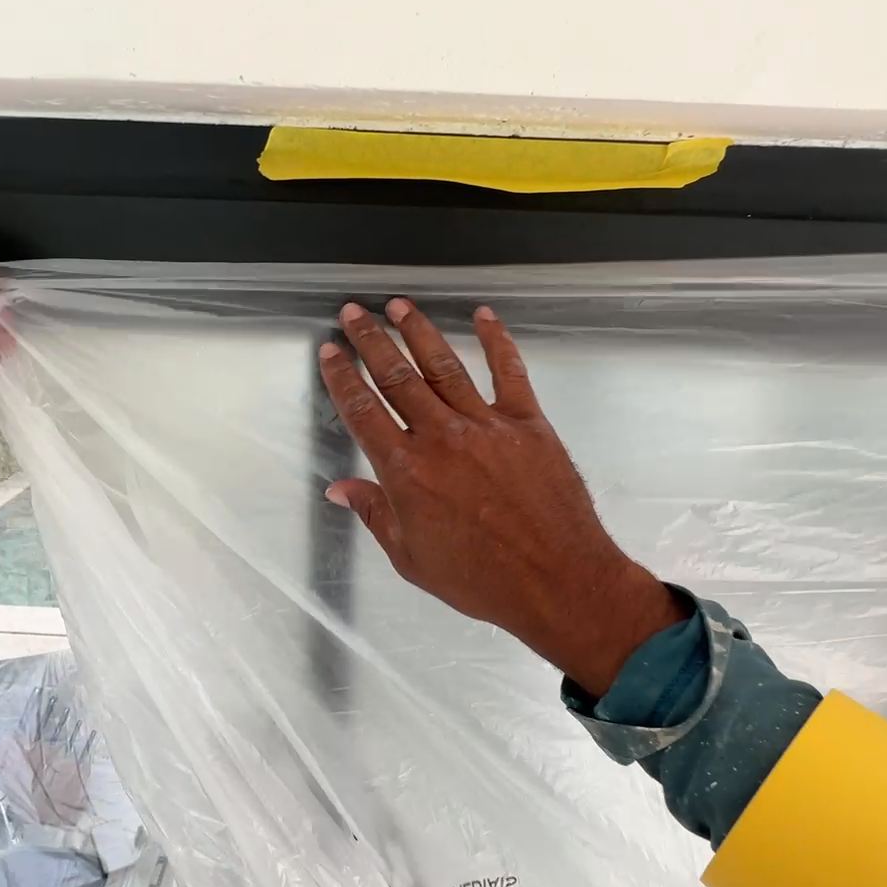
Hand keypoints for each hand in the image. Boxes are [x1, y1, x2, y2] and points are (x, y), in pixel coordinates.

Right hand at [318, 299, 689, 695]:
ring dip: (418, 331)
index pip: (363, 412)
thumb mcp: (411, 558)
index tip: (330, 352)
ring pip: (444, 365)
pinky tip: (483, 316)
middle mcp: (441, 437)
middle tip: (354, 312)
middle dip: (371, 341)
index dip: (342, 378)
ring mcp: (486, 424)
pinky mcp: (527, 422)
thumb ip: (375, 515)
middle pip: (397, 377)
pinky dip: (496, 340)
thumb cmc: (480, 580)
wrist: (557, 581)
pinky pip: (509, 371)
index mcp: (407, 471)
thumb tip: (340, 488)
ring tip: (399, 306)